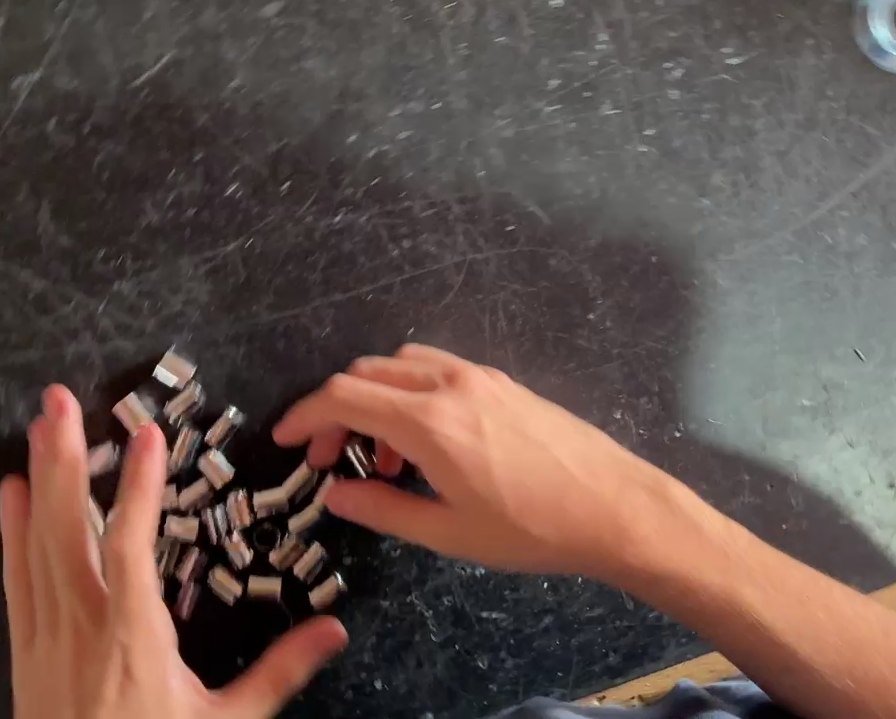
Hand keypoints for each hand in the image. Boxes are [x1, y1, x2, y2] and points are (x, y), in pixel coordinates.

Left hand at [1, 386, 346, 718]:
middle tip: (58, 401)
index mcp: (131, 637)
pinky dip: (12, 531)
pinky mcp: (27, 650)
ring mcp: (44, 638)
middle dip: (63, 460)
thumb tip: (338, 627)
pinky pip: (17, 579)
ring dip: (40, 480)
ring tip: (40, 424)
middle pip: (65, 531)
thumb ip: (279, 672)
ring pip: (36, 546)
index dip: (139, 489)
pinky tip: (10, 495)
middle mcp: (79, 627)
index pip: (129, 548)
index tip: (148, 435)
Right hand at [272, 345, 697, 582]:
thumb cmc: (529, 528)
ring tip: (385, 459)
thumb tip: (333, 493)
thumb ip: (382, 508)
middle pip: (368, 371)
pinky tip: (428, 441)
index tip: (284, 439)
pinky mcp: (502, 380)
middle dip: (337, 409)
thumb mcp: (447, 532)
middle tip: (331, 460)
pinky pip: (437, 368)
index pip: (344, 396)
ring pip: (403, 363)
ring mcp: (481, 375)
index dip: (304, 415)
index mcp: (431, 420)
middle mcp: (451, 382)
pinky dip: (411, 391)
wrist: (612, 504)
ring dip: (377, 398)